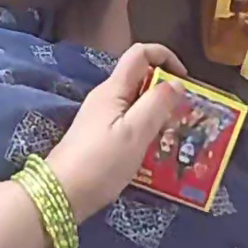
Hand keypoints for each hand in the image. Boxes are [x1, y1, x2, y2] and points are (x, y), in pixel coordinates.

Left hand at [46, 42, 186, 220]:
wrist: (62, 194)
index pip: (140, 53)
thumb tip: (176, 83)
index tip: (185, 81)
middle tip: (184, 114)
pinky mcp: (100, 134)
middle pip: (140, 77)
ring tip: (174, 133)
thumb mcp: (136, 132)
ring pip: (136, 101)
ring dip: (157, 110)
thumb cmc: (101, 161)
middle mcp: (106, 96)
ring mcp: (101, 115)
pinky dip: (146, 126)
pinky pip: (129, 119)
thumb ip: (157, 104)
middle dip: (165, 89)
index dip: (166, 57)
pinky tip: (154, 148)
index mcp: (114, 88)